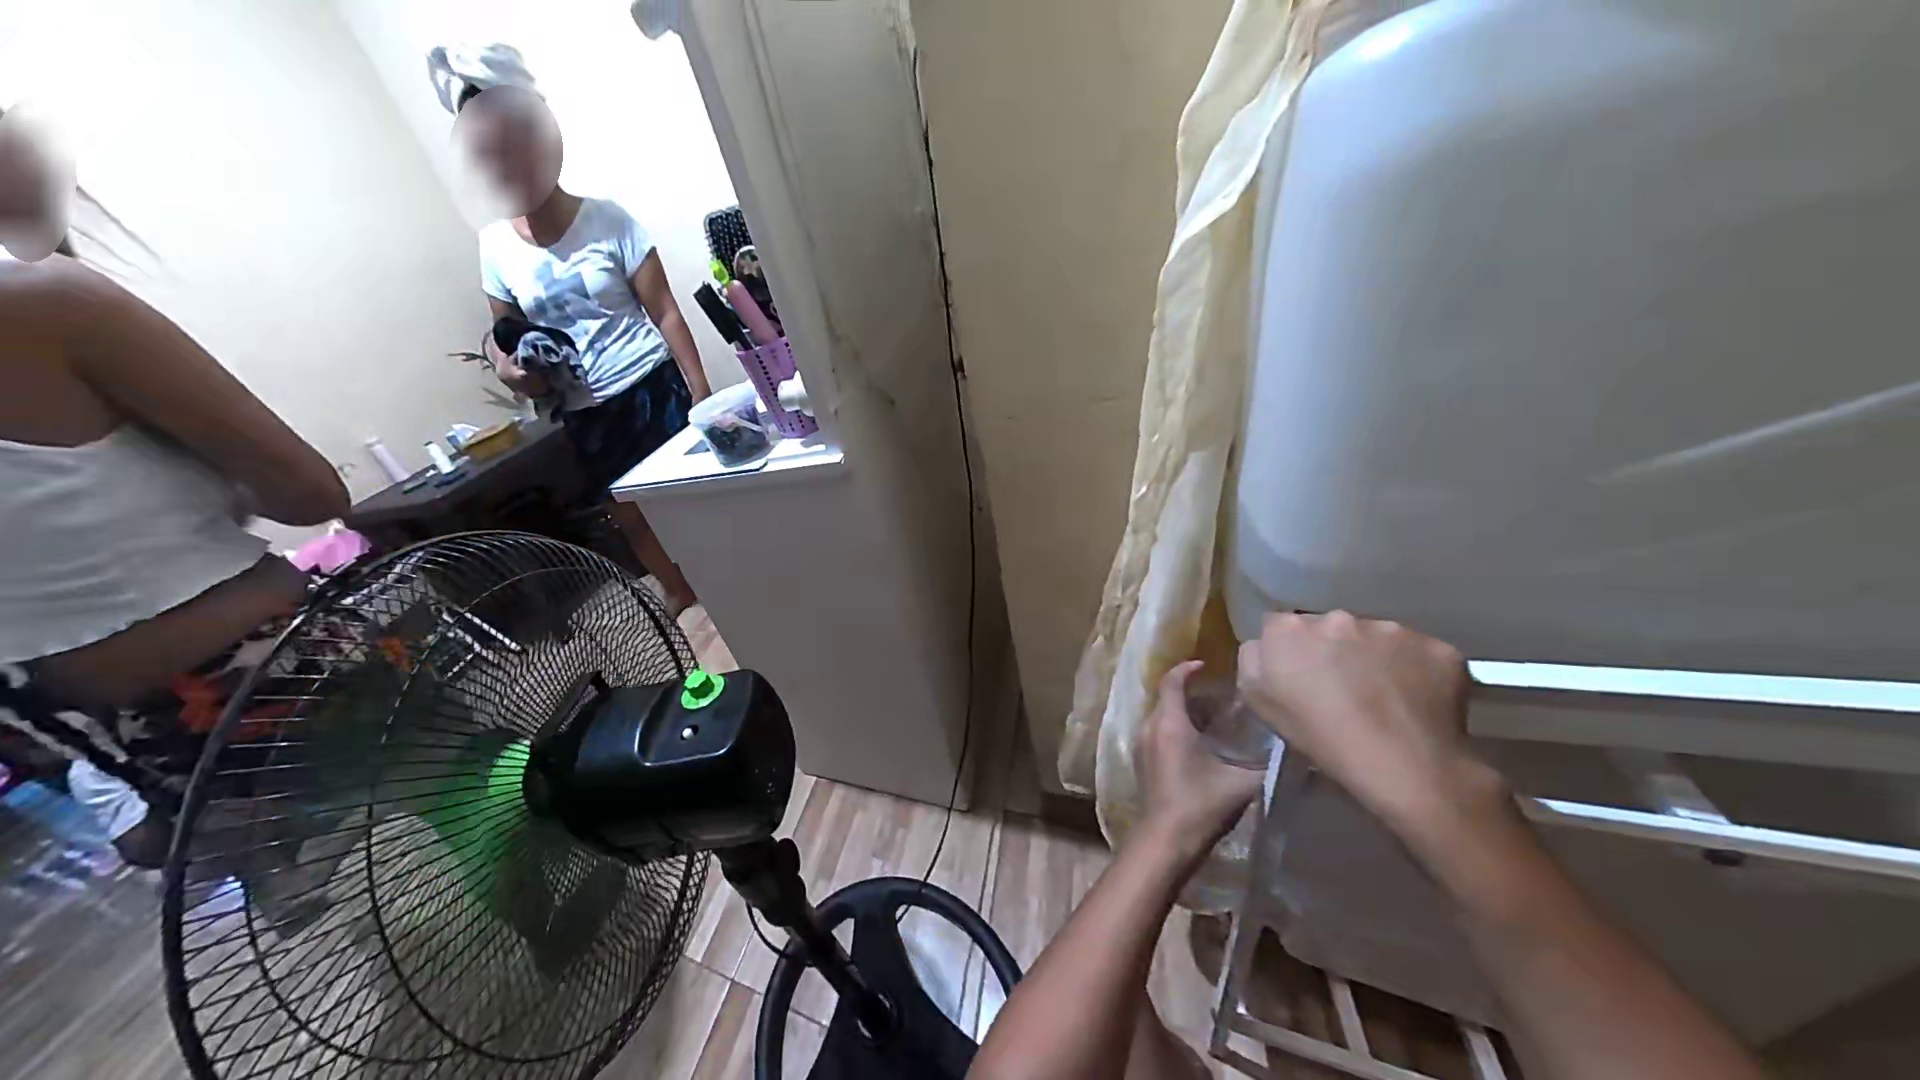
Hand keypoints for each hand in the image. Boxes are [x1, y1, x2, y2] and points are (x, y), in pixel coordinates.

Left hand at [1137, 661, 1263, 864]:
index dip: (1187, 669)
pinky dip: (1177, 728)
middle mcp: (1150, 727)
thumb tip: (1290, 748)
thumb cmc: (1201, 804)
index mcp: (1169, 723)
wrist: (1166, 839)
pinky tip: (1201, 743)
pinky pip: (1158, 732)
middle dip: (1192, 692)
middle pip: (1167, 697)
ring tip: (1216, 718)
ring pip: (1162, 716)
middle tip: (1222, 696)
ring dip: (1185, 711)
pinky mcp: (1142, 761)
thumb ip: (1266, 762)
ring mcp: (1142, 745)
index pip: (1171, 682)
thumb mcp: (1241, 782)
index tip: (1206, 665)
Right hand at [1236, 611, 1501, 833]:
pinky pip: (1419, 654)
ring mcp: (1390, 628)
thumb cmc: (1319, 737)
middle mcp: (1337, 617)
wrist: (1402, 764)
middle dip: (1334, 649)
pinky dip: (1416, 671)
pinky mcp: (1435, 646)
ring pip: (1377, 638)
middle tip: (1342, 688)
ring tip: (1384, 698)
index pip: (1279, 626)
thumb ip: (1253, 660)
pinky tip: (1416, 703)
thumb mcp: (1259, 702)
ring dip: (1375, 658)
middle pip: (1330, 628)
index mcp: (1288, 629)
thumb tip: (1266, 646)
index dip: (1288, 650)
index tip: (1299, 676)